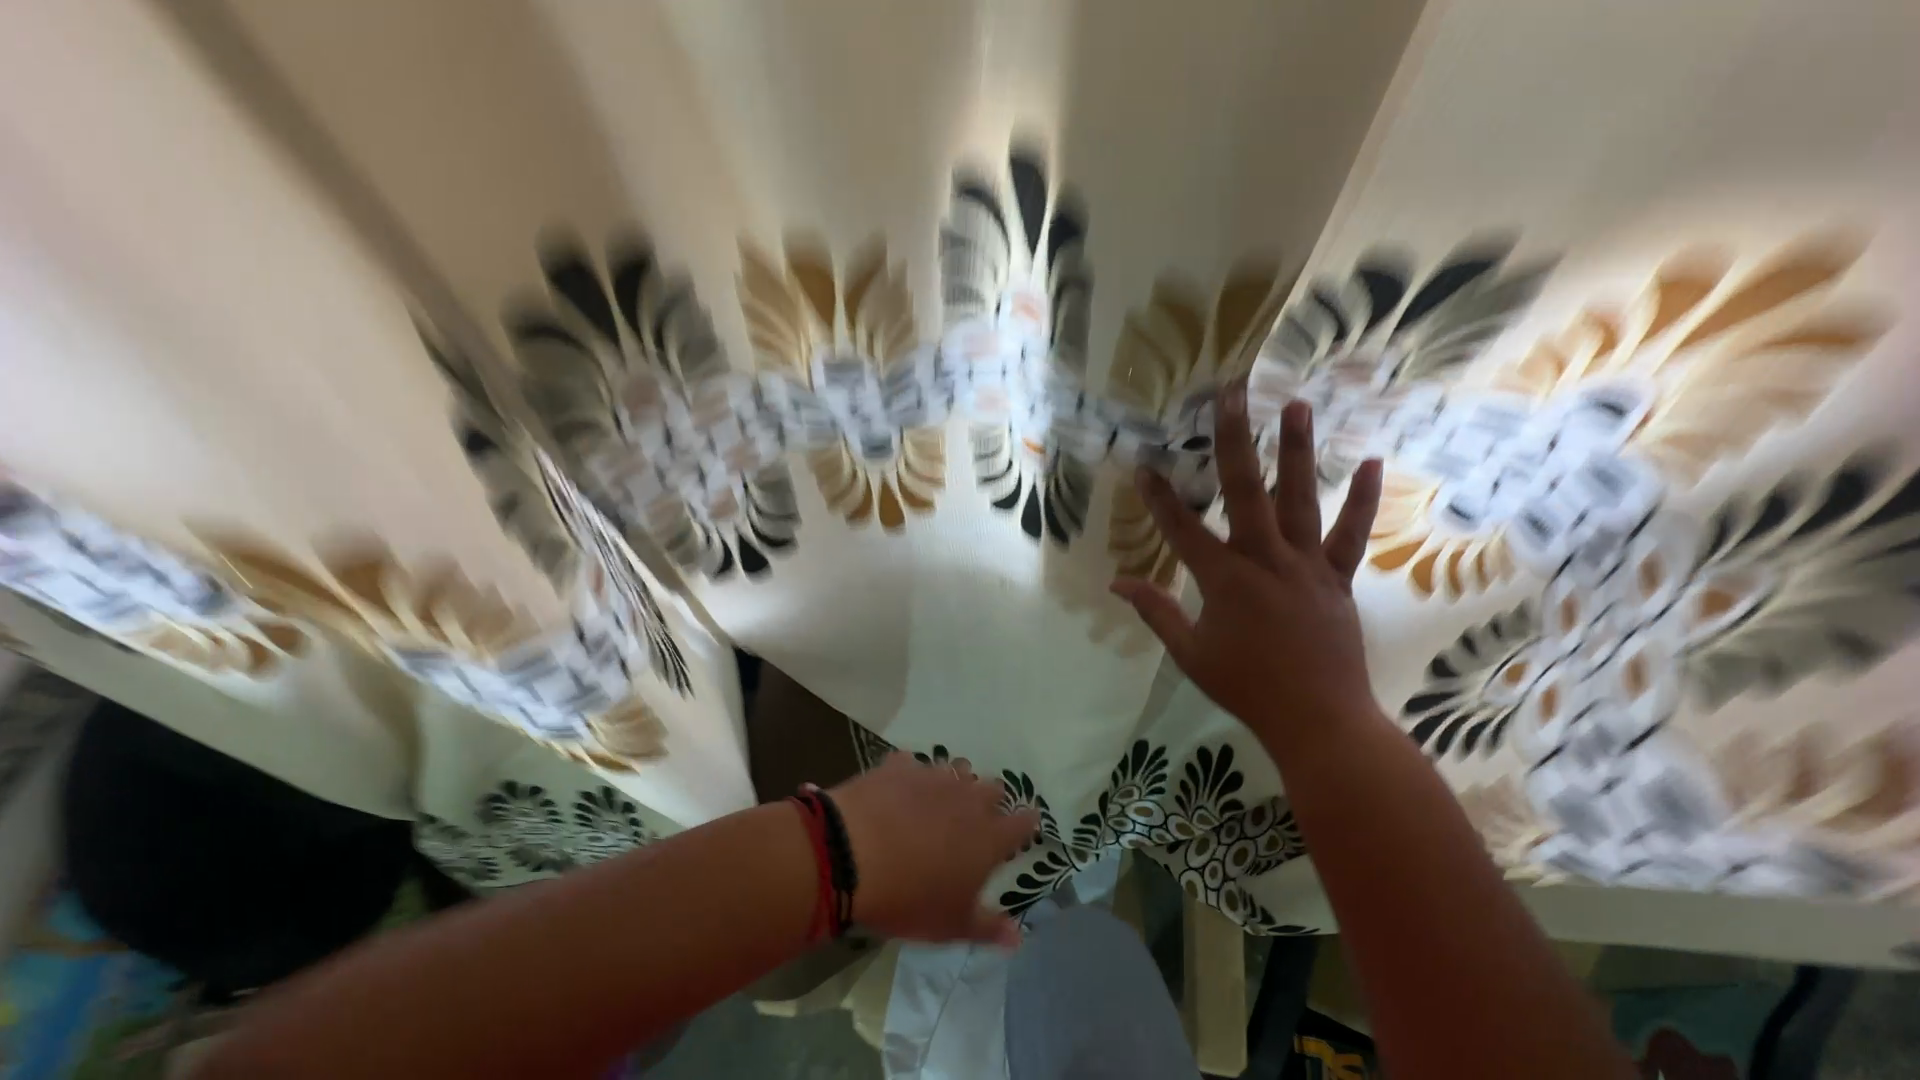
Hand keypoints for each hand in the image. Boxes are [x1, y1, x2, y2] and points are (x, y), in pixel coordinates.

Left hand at [828, 753, 1040, 945]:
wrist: (850, 855)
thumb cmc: (908, 898)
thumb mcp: (949, 925)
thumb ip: (987, 928)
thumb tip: (1018, 937)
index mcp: (989, 838)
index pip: (1022, 823)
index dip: (1026, 823)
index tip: (1025, 825)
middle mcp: (968, 800)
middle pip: (993, 789)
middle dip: (990, 799)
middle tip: (978, 817)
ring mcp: (933, 777)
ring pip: (957, 769)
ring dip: (955, 781)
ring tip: (941, 798)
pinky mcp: (898, 767)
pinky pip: (912, 763)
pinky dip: (911, 774)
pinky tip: (899, 787)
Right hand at [1110, 387, 1385, 760]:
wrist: (1318, 719)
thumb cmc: (1246, 687)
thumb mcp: (1190, 653)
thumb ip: (1156, 612)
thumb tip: (1118, 584)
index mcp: (1223, 580)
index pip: (1182, 528)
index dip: (1160, 496)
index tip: (1145, 463)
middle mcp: (1265, 560)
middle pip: (1244, 490)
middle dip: (1234, 439)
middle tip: (1232, 392)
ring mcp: (1306, 565)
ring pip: (1300, 498)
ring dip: (1297, 450)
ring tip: (1297, 405)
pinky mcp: (1337, 577)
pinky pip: (1352, 534)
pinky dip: (1363, 500)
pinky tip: (1372, 464)